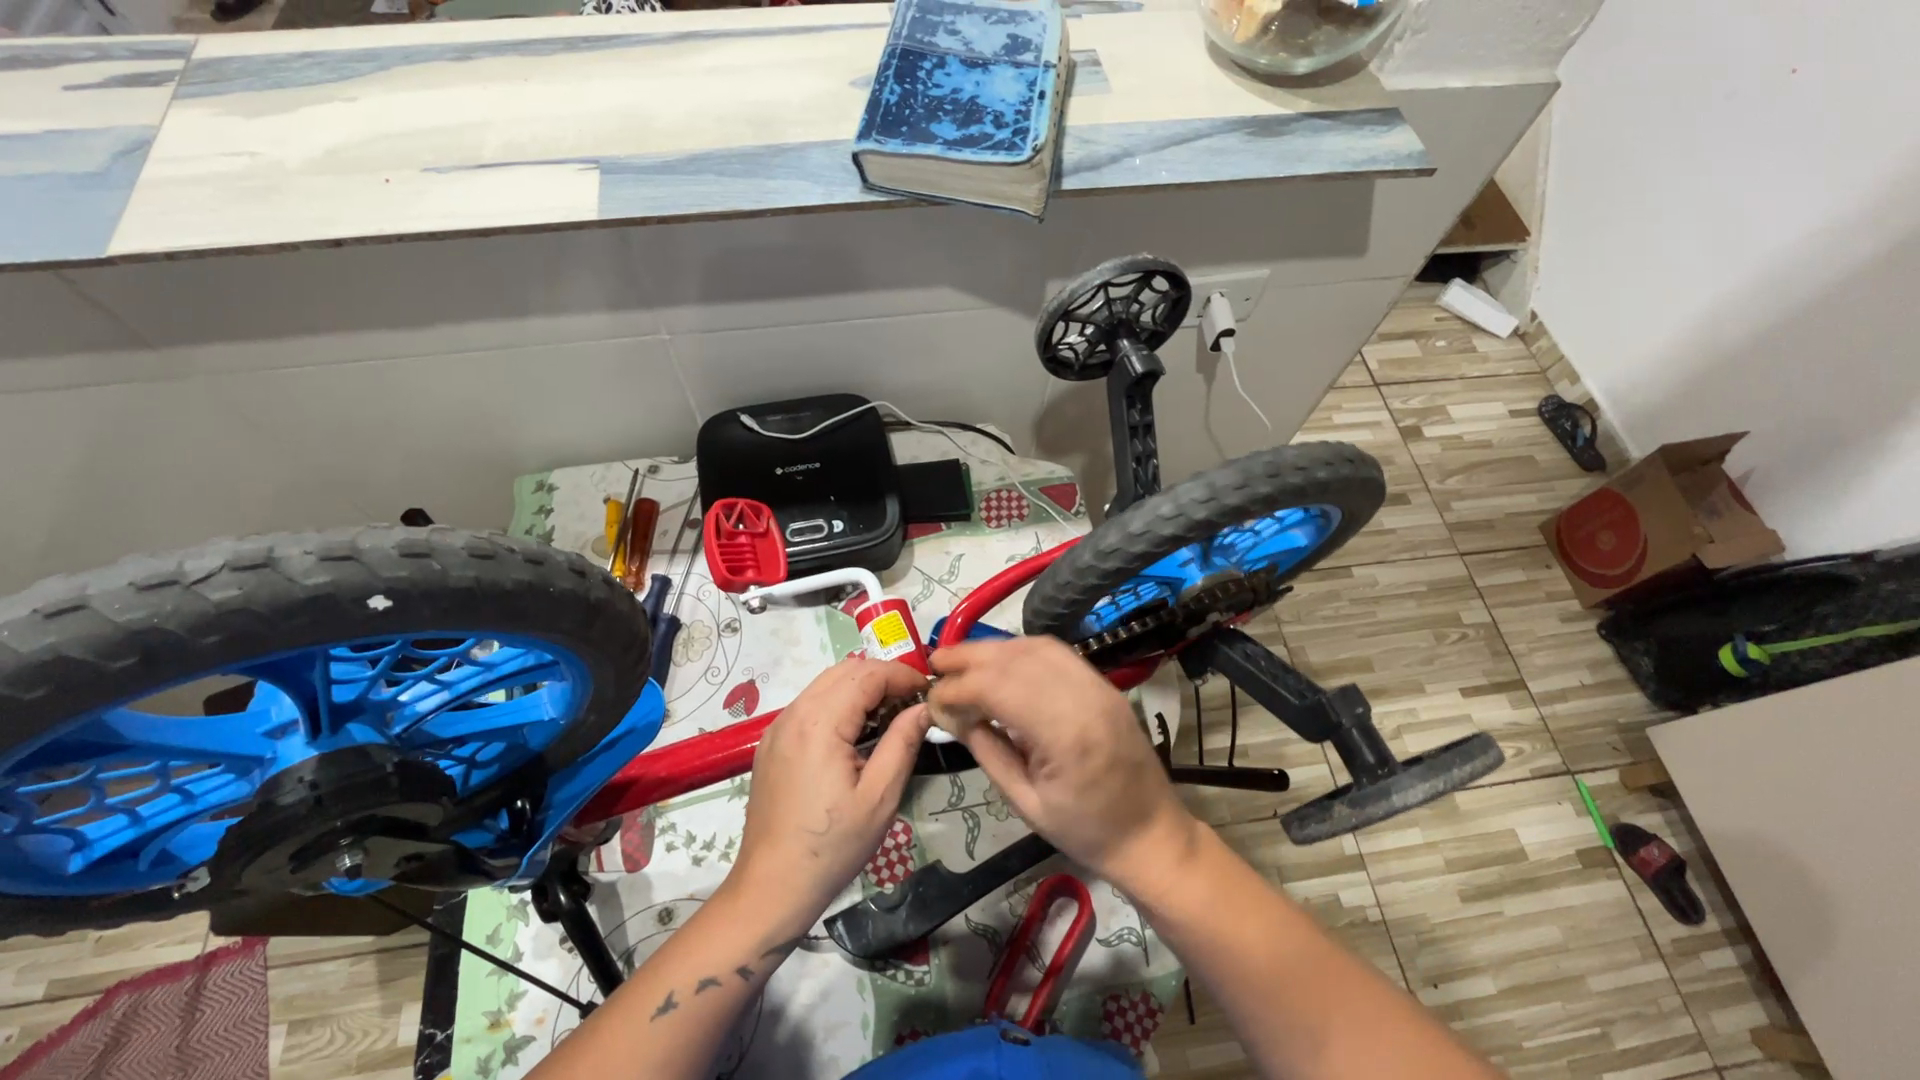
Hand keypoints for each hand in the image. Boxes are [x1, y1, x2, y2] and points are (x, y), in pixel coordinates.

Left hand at [729, 659, 930, 937]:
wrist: (771, 886)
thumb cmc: (832, 846)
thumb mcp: (880, 797)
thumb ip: (903, 743)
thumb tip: (923, 707)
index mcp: (819, 723)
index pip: (867, 675)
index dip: (902, 675)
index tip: (929, 692)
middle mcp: (793, 715)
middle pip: (844, 671)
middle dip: (881, 677)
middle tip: (912, 702)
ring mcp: (776, 729)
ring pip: (824, 684)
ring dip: (859, 688)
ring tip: (889, 716)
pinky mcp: (771, 745)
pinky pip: (809, 705)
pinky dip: (837, 704)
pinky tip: (856, 734)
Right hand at [926, 637, 1200, 891]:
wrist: (1151, 833)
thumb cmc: (1085, 831)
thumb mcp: (1025, 802)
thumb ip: (986, 751)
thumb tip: (947, 714)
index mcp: (1064, 734)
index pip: (997, 688)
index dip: (958, 688)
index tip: (931, 699)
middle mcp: (1084, 697)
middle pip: (1016, 658)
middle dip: (970, 657)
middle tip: (935, 664)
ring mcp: (1099, 686)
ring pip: (1037, 647)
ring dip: (994, 648)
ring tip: (960, 660)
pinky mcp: (1104, 685)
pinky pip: (1058, 654)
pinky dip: (1022, 651)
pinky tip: (999, 663)